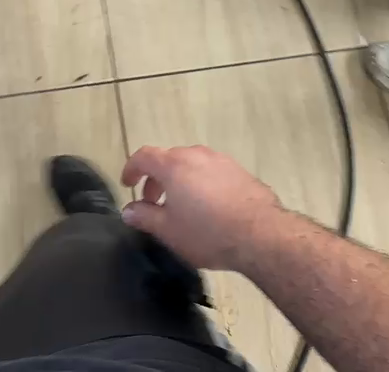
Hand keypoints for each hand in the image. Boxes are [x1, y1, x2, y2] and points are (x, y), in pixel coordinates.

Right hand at [119, 145, 283, 271]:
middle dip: (157, 179)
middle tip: (155, 204)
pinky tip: (210, 207)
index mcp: (174, 165)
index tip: (128, 185)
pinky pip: (211, 171)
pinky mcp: (239, 170)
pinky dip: (202, 183)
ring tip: (183, 207)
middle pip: (168, 159)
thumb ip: (145, 217)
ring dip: (180, 180)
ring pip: (191, 164)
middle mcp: (195, 154)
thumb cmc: (208, 232)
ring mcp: (220, 160)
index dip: (132, 168)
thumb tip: (128, 211)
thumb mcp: (170, 231)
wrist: (261, 234)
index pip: (144, 156)